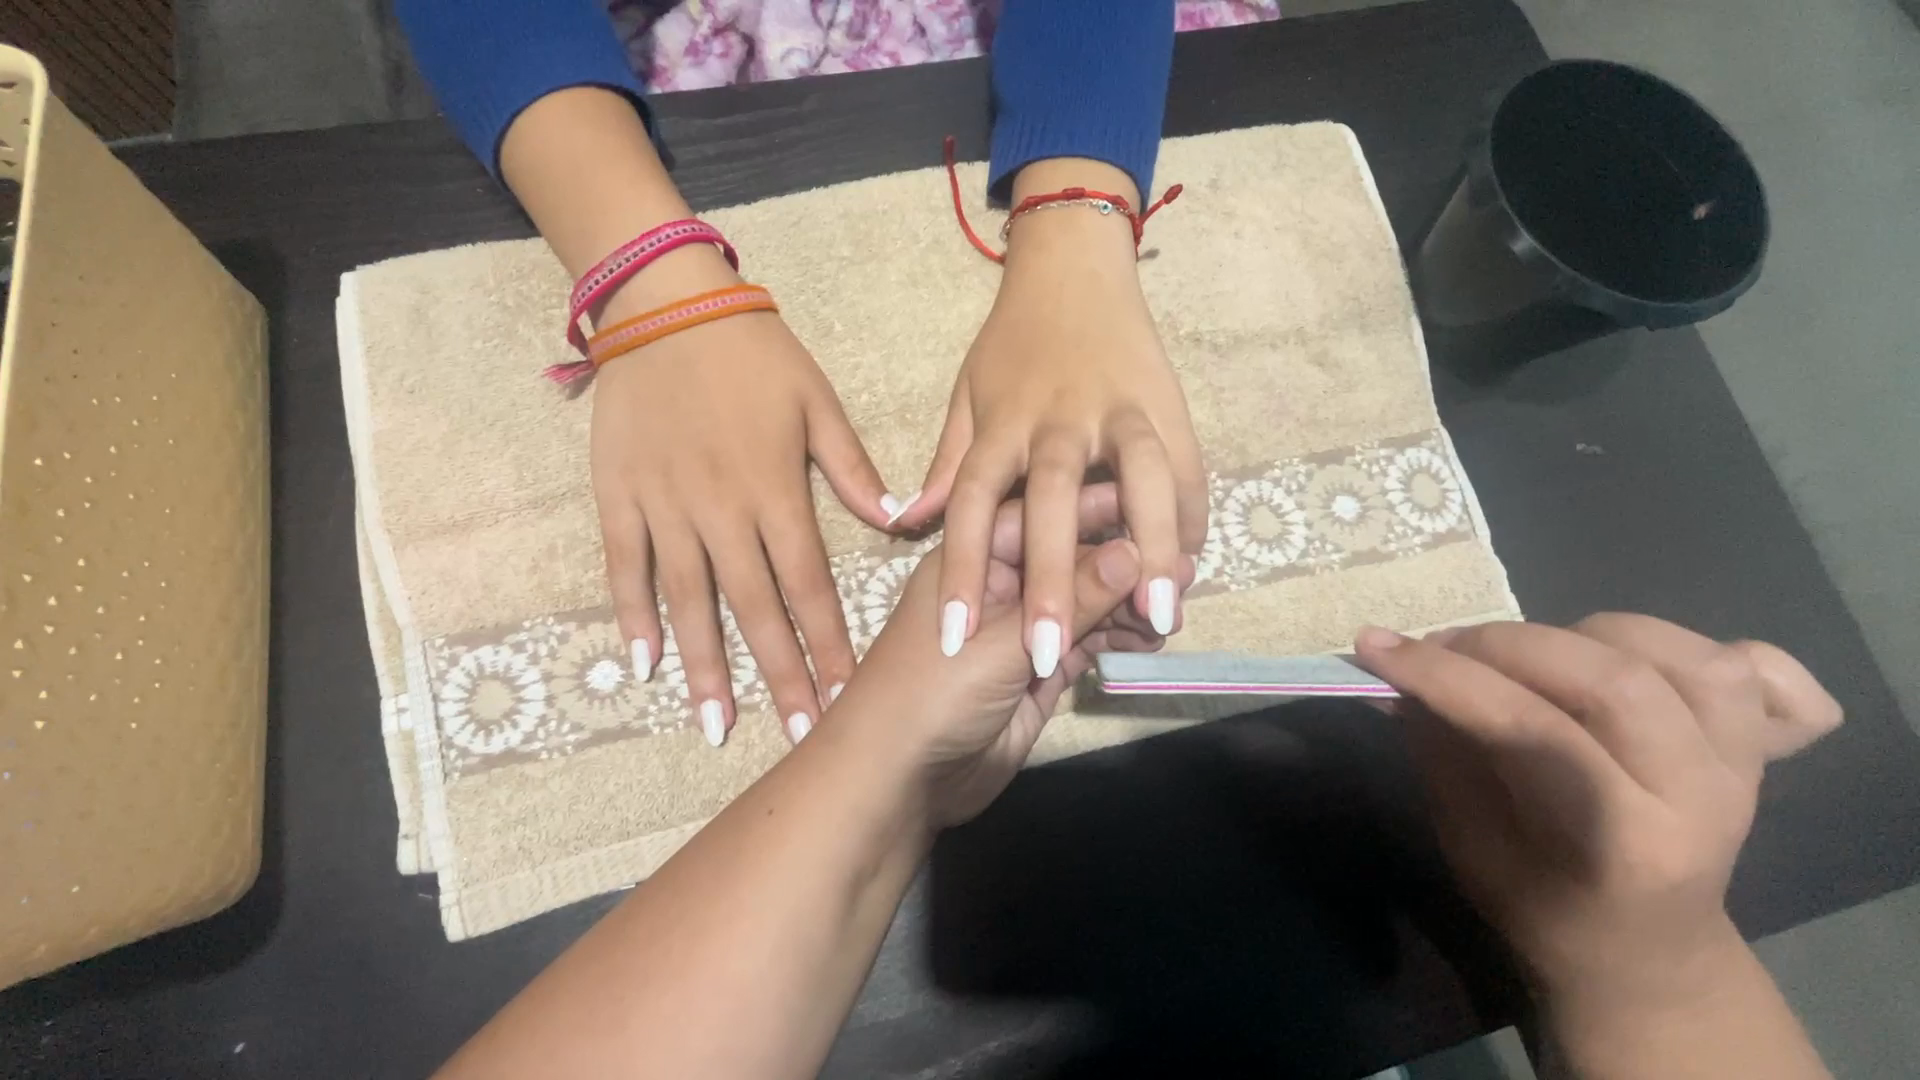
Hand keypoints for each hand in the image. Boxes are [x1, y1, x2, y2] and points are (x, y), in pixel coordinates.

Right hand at [593, 275, 899, 747]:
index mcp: (776, 492)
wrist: (666, 307)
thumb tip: (896, 522)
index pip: (810, 585)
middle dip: (778, 674)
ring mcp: (665, 508)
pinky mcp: (619, 498)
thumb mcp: (818, 402)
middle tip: (793, 733)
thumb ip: (853, 469)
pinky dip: (632, 615)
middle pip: (755, 608)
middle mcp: (722, 512)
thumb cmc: (754, 355)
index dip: (827, 643)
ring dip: (705, 665)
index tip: (842, 695)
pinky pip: (625, 567)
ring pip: (689, 601)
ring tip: (716, 723)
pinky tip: (643, 663)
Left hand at [839, 484, 1191, 826]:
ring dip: (1125, 606)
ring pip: (1083, 605)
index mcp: (973, 556)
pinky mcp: (1037, 673)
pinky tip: (1149, 636)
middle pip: (1068, 561)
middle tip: (1180, 568)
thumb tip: (1136, 552)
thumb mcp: (1004, 639)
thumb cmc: (933, 689)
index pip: (1041, 518)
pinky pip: (1085, 644)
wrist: (898, 779)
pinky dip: (1116, 639)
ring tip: (1173, 607)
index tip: (1150, 505)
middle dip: (1121, 565)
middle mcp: (1000, 586)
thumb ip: (1072, 598)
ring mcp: (1020, 631)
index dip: (1095, 511)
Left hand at [895, 160, 1206, 675]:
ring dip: (1152, 549)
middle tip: (1050, 652)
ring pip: (1136, 479)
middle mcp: (1058, 420)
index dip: (957, 571)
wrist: (1076, 266)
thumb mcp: (967, 398)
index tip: (952, 639)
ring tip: (1159, 618)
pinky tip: (1190, 568)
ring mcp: (1119, 410)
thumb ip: (946, 464)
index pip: (969, 503)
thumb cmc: (1014, 342)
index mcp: (1002, 424)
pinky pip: (1182, 469)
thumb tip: (907, 520)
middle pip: (1052, 502)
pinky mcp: (1168, 407)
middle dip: (1053, 580)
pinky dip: (1189, 518)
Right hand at [1354, 615, 1841, 1004]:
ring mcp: (1741, 768)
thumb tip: (1394, 665)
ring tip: (1527, 652)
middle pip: (1613, 680)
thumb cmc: (1534, 897)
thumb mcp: (1464, 833)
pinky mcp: (1758, 745)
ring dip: (1581, 632)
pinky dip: (1680, 642)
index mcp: (1619, 843)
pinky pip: (1748, 663)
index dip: (1445, 676)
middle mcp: (1699, 800)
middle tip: (1443, 647)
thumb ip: (1439, 742)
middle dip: (1504, 643)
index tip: (1375, 645)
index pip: (1531, 730)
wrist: (1640, 944)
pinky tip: (1624, 655)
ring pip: (1679, 657)